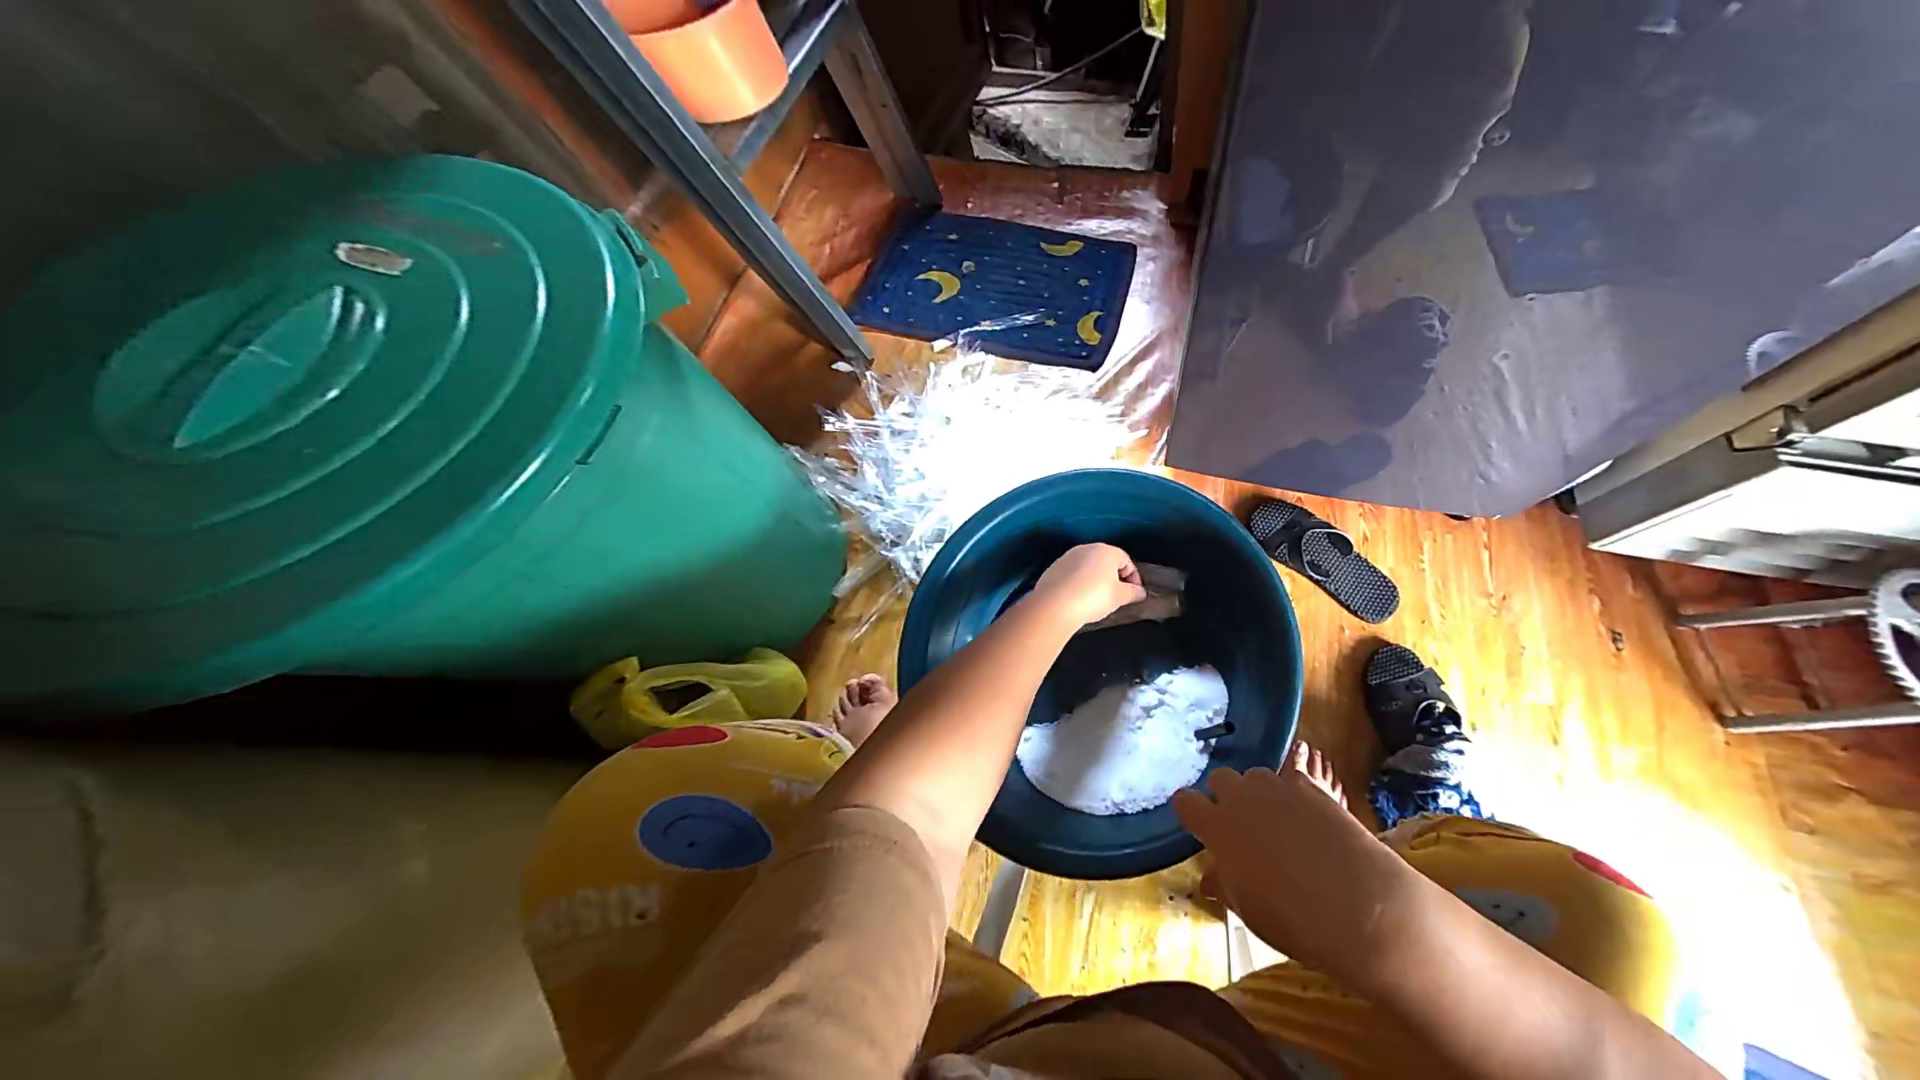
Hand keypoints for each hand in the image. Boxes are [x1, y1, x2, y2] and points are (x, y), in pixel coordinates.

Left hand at [1028, 543, 1147, 626]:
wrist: (1055, 605)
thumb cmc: (1093, 597)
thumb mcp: (1119, 597)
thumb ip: (1133, 592)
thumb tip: (1140, 592)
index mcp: (1105, 550)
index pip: (1126, 560)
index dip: (1133, 577)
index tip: (1135, 593)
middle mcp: (1085, 548)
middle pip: (1106, 561)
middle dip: (1114, 577)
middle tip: (1118, 596)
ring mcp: (1067, 557)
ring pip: (1088, 566)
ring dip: (1095, 579)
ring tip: (1097, 599)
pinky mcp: (1053, 568)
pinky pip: (1072, 574)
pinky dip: (1079, 583)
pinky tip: (1079, 598)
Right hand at [1173, 744, 1412, 977]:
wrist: (1362, 907)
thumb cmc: (1293, 918)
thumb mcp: (1248, 910)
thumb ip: (1224, 884)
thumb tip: (1210, 879)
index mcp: (1218, 827)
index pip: (1185, 802)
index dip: (1190, 811)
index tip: (1198, 825)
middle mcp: (1242, 799)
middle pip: (1221, 778)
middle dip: (1225, 795)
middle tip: (1239, 823)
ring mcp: (1278, 789)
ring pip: (1256, 775)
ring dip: (1258, 792)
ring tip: (1274, 819)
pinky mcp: (1312, 788)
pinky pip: (1291, 779)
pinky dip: (1292, 795)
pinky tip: (1307, 819)